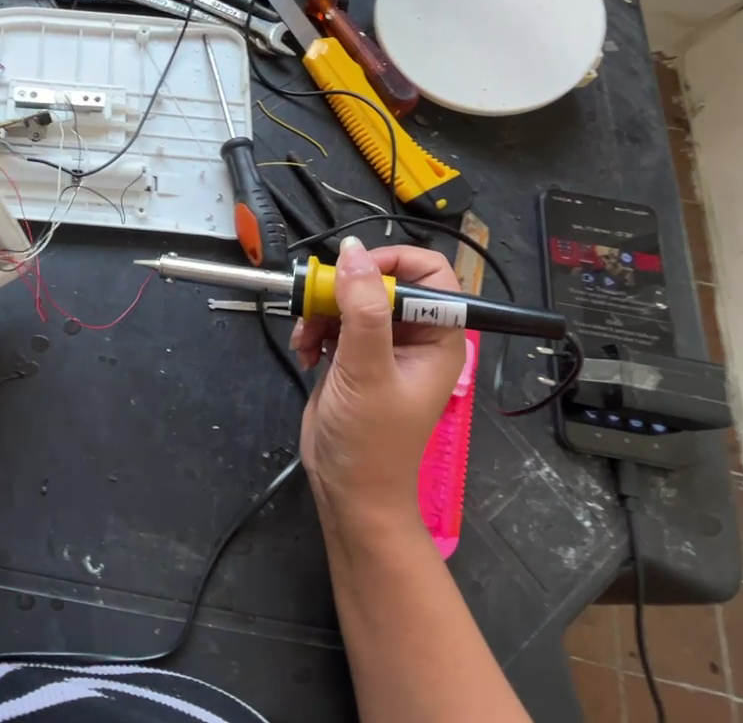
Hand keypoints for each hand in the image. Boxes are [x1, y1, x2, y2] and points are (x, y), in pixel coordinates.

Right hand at [292, 238, 465, 539]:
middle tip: (315, 309)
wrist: (348, 489)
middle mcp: (413, 336)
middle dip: (341, 291)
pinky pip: (331, 322)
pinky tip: (305, 354)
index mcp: (437, 336)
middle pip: (379, 282)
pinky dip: (313, 330)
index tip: (351, 272)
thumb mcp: (367, 370)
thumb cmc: (371, 438)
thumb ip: (362, 310)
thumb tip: (351, 251)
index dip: (392, 262)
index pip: (429, 273)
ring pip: (349, 300)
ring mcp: (380, 346)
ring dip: (320, 312)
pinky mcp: (352, 357)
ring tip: (305, 340)